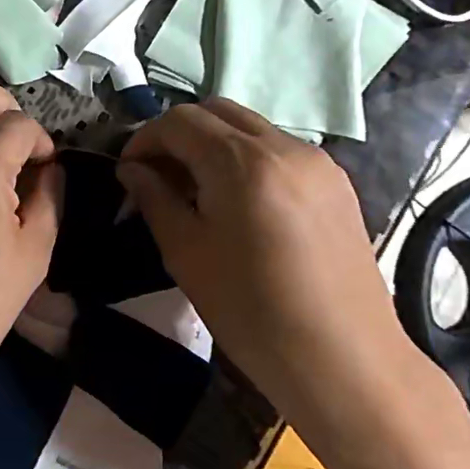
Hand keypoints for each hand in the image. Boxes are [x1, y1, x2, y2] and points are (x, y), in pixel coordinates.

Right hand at [116, 98, 423, 433]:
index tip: (127, 171)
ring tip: (192, 189)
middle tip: (156, 173)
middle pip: (216, 111)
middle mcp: (285, 148)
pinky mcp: (337, 185)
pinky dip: (244, 158)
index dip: (143, 139)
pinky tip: (234, 201)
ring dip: (211, 143)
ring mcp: (319, 164)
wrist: (342, 357)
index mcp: (242, 163)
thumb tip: (132, 169)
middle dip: (177, 133)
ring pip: (249, 127)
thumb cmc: (248, 307)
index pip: (179, 121)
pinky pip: (278, 149)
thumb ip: (154, 198)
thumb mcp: (184, 251)